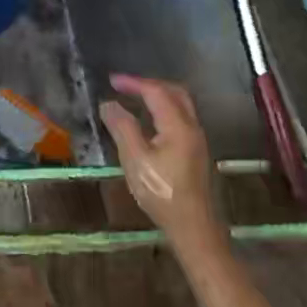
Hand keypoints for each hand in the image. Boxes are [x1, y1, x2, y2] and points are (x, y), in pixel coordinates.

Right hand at [99, 75, 222, 242]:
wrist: (193, 227)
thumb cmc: (161, 193)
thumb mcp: (135, 160)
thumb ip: (122, 127)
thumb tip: (109, 104)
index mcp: (178, 126)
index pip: (156, 92)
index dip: (133, 82)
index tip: (111, 80)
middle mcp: (192, 127)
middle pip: (175, 93)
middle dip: (149, 84)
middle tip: (124, 86)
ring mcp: (197, 140)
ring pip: (180, 105)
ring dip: (157, 96)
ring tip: (134, 99)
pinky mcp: (195, 152)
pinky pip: (180, 118)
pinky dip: (163, 109)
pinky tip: (148, 121)